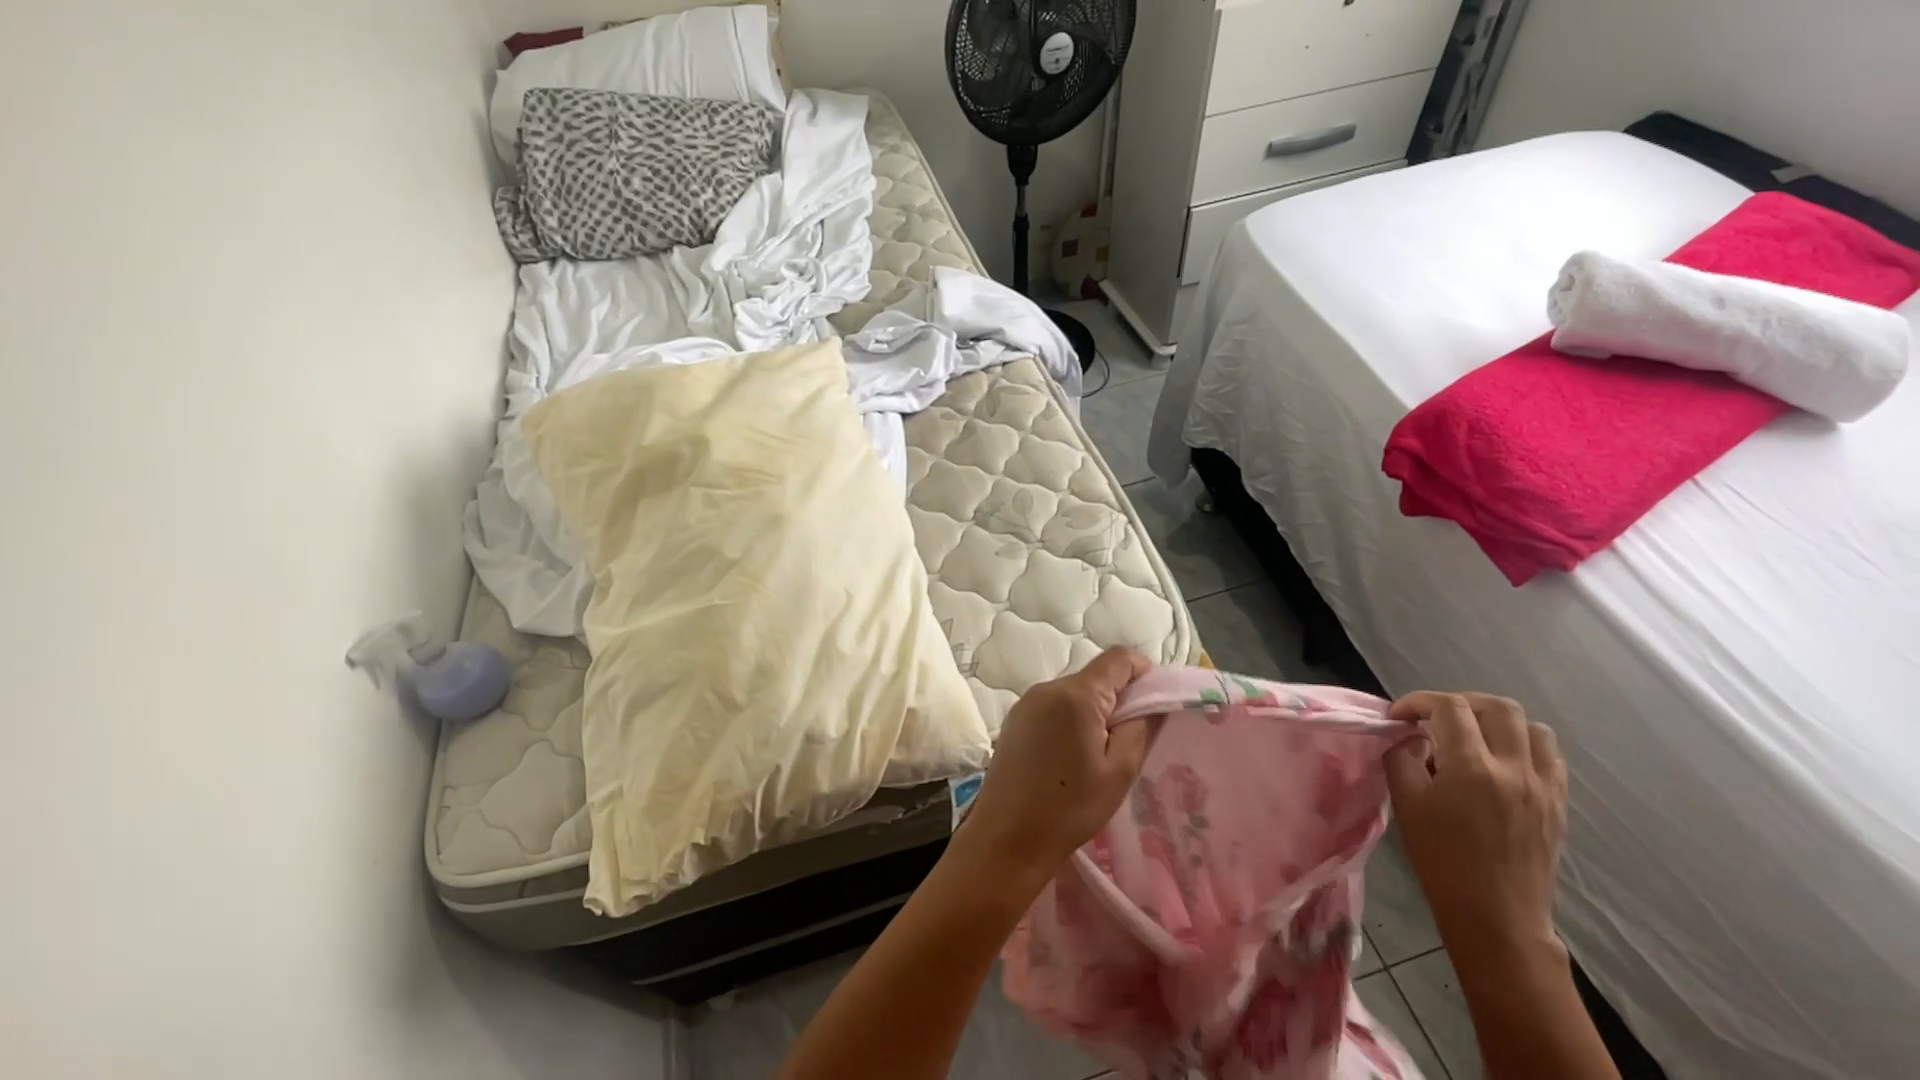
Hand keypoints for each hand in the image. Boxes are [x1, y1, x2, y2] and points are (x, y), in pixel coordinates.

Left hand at [955, 647, 1155, 893]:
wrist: (1006, 839)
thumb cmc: (1069, 809)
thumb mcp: (1119, 771)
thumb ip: (1140, 727)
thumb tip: (1152, 702)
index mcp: (1076, 695)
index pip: (1118, 658)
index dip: (1144, 672)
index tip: (1155, 702)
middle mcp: (1047, 689)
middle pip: (1095, 676)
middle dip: (1119, 697)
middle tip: (1132, 737)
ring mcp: (1026, 704)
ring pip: (1074, 693)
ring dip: (1094, 711)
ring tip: (1101, 754)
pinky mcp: (1014, 722)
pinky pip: (1053, 708)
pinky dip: (1071, 720)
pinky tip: (1072, 758)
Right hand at [1384, 692, 1568, 961]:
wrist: (1495, 914)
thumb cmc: (1442, 861)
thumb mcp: (1406, 805)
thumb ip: (1403, 759)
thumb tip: (1412, 738)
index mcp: (1472, 767)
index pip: (1449, 708)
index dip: (1419, 702)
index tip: (1399, 717)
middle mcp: (1514, 767)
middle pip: (1497, 707)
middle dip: (1462, 703)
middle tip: (1436, 719)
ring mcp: (1544, 784)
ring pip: (1532, 727)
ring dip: (1498, 722)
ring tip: (1474, 737)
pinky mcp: (1559, 801)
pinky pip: (1550, 755)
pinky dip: (1524, 745)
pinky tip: (1502, 763)